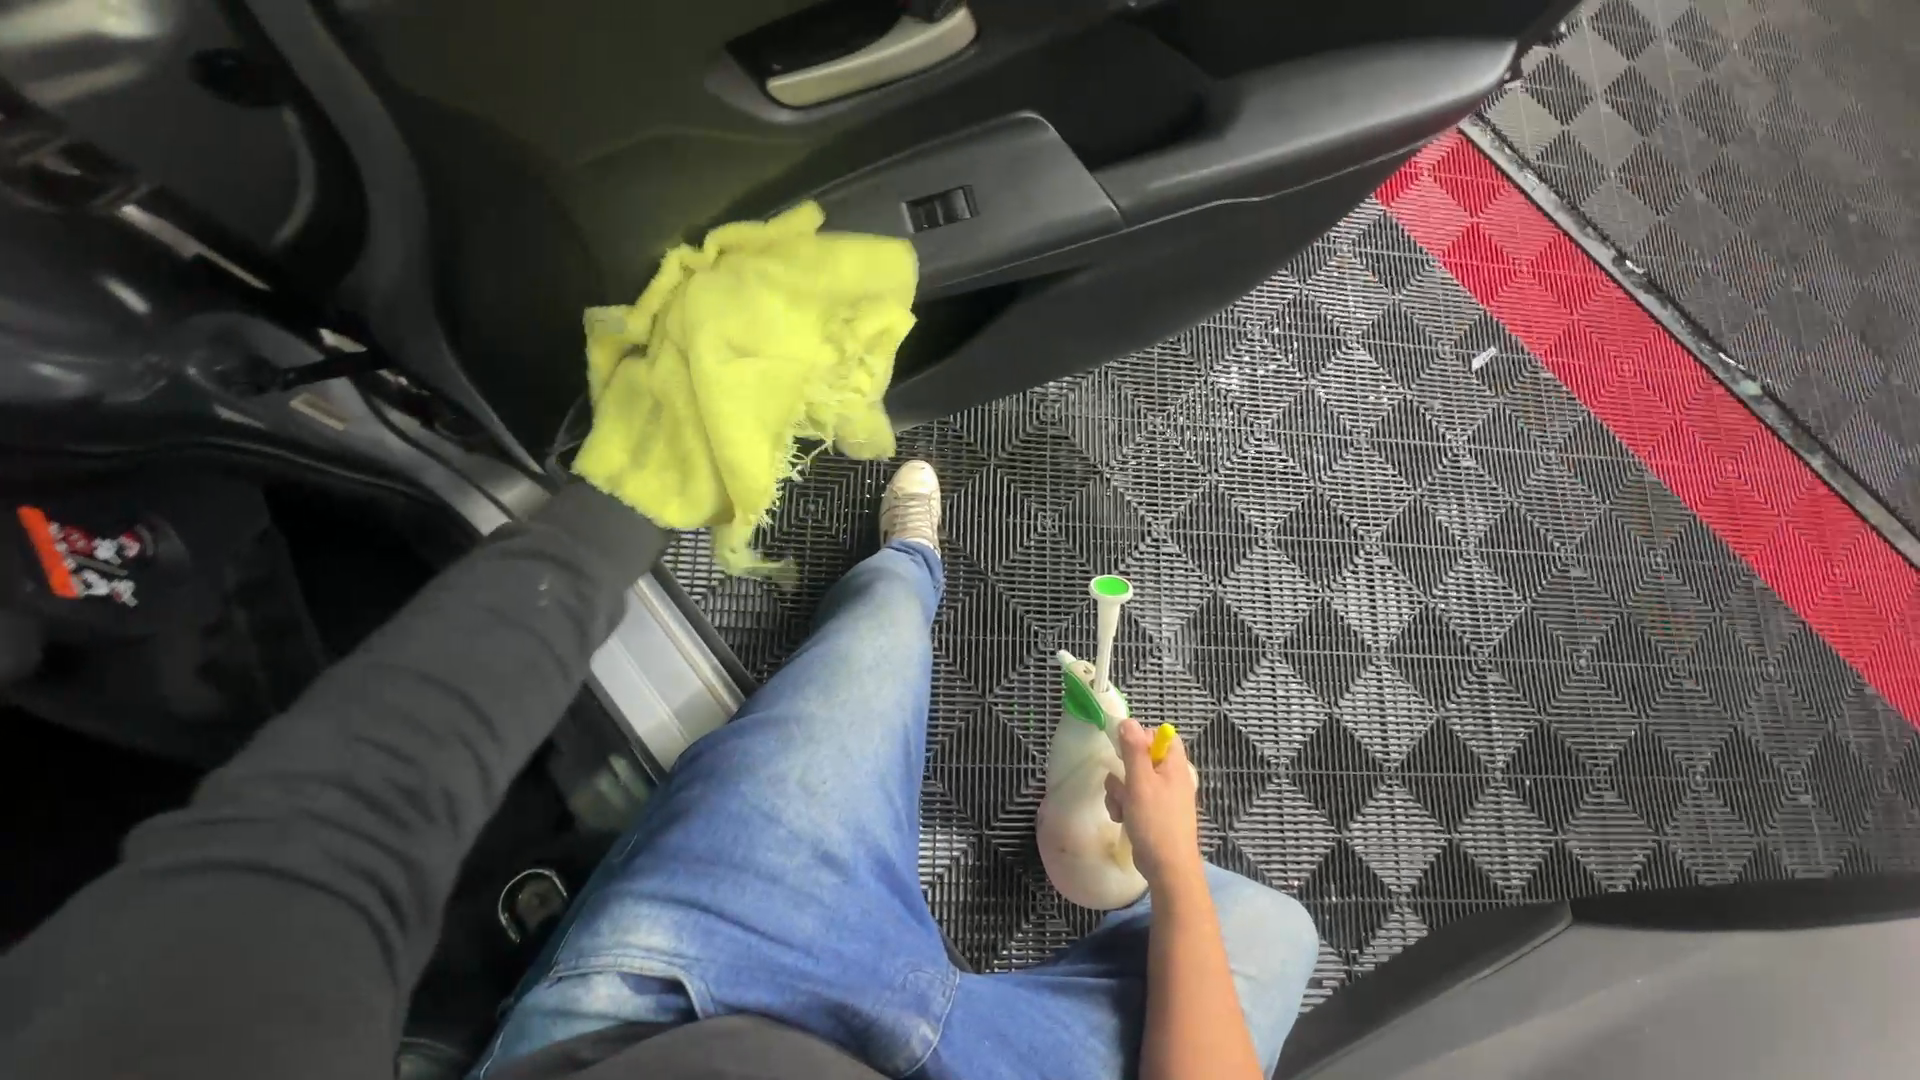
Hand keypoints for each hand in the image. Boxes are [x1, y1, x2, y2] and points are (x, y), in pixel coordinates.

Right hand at [1104, 718, 1201, 888]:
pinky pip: (1131, 798)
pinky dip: (1123, 805)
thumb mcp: (1141, 782)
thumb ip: (1134, 750)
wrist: (1167, 868)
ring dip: (1119, 791)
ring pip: (1130, 779)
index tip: (1124, 748)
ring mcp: (1161, 796)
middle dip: (1123, 771)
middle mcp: (1169, 777)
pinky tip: (1121, 818)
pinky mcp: (1151, 813)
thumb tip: (1128, 721)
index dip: (1141, 738)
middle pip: (1141, 757)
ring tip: (1120, 808)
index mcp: (1174, 765)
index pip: (1160, 736)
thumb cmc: (1156, 822)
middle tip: (1121, 783)